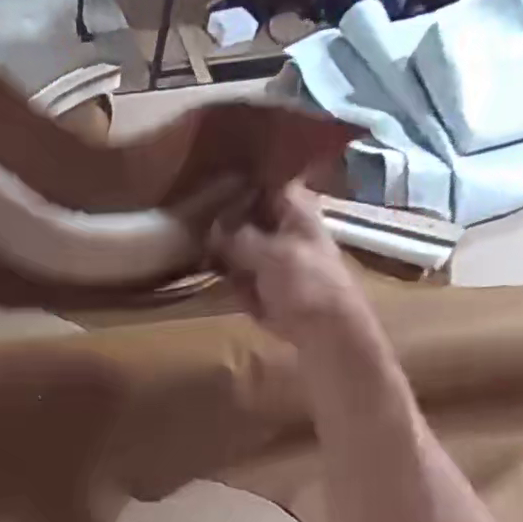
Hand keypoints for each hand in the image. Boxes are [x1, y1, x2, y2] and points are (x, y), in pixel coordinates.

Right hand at [213, 183, 374, 347]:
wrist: (331, 339)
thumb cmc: (309, 287)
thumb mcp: (271, 254)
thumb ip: (238, 236)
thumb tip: (211, 226)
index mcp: (296, 211)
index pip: (265, 182)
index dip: (238, 181)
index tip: (207, 184)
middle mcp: (286, 232)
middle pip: (247, 217)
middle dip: (223, 222)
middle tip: (191, 222)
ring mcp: (276, 264)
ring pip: (240, 249)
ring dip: (222, 254)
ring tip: (198, 255)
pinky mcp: (267, 293)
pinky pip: (240, 280)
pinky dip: (231, 282)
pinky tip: (214, 282)